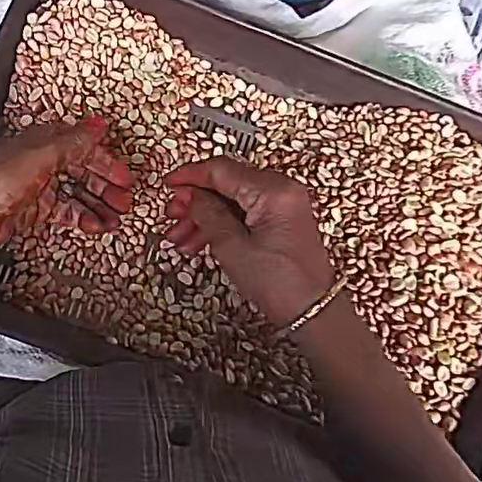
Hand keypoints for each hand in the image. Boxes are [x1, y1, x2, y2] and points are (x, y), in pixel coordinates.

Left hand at [0, 117, 133, 261]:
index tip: (124, 176)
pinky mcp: (33, 211)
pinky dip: (83, 219)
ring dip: (98, 205)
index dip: (105, 161)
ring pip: (77, 194)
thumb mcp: (41, 155)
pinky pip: (65, 213)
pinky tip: (95, 226)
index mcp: (43, 143)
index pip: (83, 148)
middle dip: (106, 186)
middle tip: (125, 199)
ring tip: (116, 217)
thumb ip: (73, 143)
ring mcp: (38, 188)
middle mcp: (41, 163)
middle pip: (83, 171)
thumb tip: (97, 126)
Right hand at [163, 157, 336, 325]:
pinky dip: (221, 224)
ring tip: (182, 236)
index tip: (170, 182)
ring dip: (204, 216)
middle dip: (195, 200)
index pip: (222, 169)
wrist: (311, 311)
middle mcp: (281, 190)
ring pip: (232, 200)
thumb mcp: (232, 248)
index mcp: (273, 191)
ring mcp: (283, 204)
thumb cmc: (281, 283)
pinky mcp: (282, 219)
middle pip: (226, 183)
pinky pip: (244, 212)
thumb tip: (191, 196)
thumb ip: (208, 214)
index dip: (190, 175)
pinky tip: (200, 241)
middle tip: (173, 214)